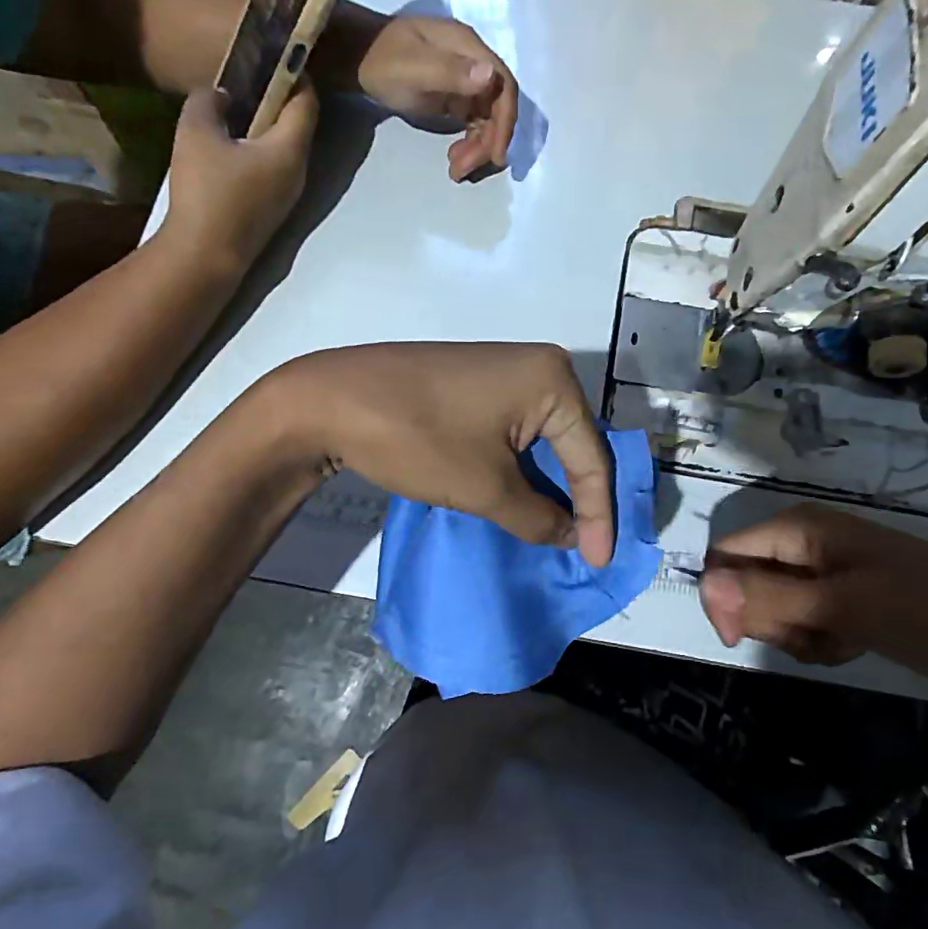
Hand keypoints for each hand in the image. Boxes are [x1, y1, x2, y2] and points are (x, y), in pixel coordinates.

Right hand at [158, 81, 318, 259]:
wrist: (207, 255)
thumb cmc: (207, 191)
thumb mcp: (198, 133)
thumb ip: (210, 102)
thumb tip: (222, 95)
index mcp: (290, 150)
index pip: (307, 103)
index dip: (297, 75)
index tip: (281, 54)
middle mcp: (299, 172)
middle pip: (299, 126)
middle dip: (282, 98)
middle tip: (256, 74)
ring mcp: (289, 195)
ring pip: (286, 149)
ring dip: (269, 125)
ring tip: (241, 104)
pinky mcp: (273, 210)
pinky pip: (275, 168)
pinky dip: (262, 148)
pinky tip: (235, 143)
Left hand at [267, 342, 613, 565]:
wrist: (328, 401)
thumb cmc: (417, 439)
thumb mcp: (485, 489)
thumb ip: (539, 518)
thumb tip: (571, 536)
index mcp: (553, 379)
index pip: (591, 456)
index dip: (599, 515)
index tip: (599, 563)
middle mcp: (538, 365)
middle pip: (573, 443)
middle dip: (579, 498)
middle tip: (586, 547)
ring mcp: (505, 370)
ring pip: (544, 439)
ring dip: (550, 485)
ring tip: (561, 530)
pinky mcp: (476, 382)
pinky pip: (517, 429)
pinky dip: (523, 467)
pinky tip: (526, 496)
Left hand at [353, 16, 517, 180]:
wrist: (358, 59)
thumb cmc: (383, 61)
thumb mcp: (414, 68)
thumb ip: (451, 72)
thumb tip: (490, 76)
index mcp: (468, 49)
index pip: (503, 87)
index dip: (505, 122)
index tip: (495, 155)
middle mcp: (473, 63)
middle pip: (496, 108)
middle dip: (486, 143)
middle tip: (464, 170)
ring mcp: (466, 82)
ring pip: (487, 120)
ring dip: (477, 148)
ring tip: (456, 170)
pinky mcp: (457, 98)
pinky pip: (474, 124)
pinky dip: (469, 144)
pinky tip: (454, 158)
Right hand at [698, 505, 927, 677]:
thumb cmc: (918, 607)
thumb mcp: (839, 605)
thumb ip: (768, 597)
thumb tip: (704, 584)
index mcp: (796, 528)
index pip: (726, 556)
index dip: (723, 596)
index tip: (738, 639)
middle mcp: (801, 542)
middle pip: (747, 583)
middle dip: (770, 619)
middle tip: (810, 634)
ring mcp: (821, 570)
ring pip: (773, 608)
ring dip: (796, 634)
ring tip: (839, 639)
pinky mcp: (839, 595)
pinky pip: (801, 621)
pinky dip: (818, 640)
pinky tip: (851, 644)